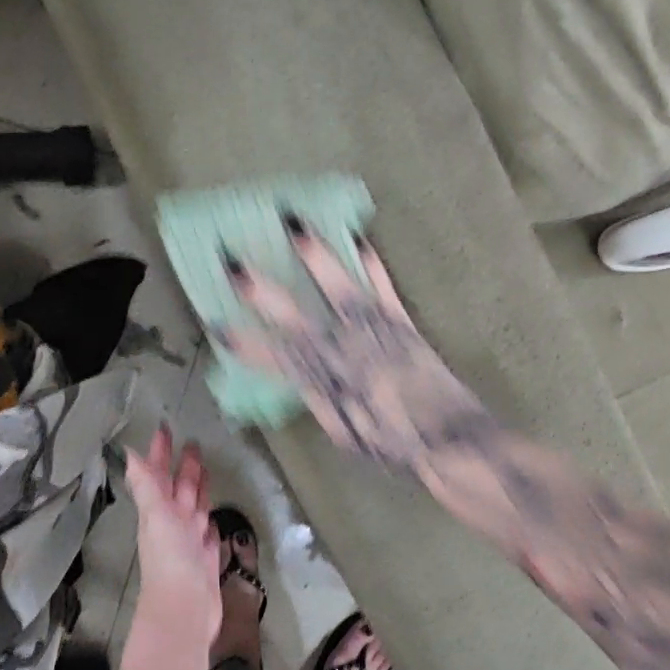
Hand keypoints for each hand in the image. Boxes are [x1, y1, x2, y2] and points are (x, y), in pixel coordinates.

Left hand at [126, 427, 222, 641]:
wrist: (184, 609)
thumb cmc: (170, 559)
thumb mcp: (155, 515)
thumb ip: (145, 485)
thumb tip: (127, 452)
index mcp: (158, 513)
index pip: (159, 475)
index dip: (161, 453)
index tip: (165, 429)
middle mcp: (172, 525)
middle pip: (179, 490)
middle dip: (184, 468)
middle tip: (193, 443)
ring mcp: (189, 544)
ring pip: (194, 510)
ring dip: (198, 491)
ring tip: (206, 473)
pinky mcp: (205, 561)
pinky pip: (207, 537)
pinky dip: (210, 525)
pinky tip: (213, 519)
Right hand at [218, 221, 485, 472]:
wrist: (452, 440)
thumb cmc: (395, 445)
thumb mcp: (345, 434)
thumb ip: (321, 401)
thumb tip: (301, 378)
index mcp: (327, 385)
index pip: (276, 360)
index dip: (246, 344)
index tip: (217, 328)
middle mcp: (346, 353)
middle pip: (297, 318)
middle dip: (262, 292)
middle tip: (233, 263)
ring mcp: (376, 332)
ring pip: (339, 289)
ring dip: (315, 256)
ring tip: (294, 224)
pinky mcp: (402, 322)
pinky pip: (384, 287)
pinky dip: (371, 264)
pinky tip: (359, 240)